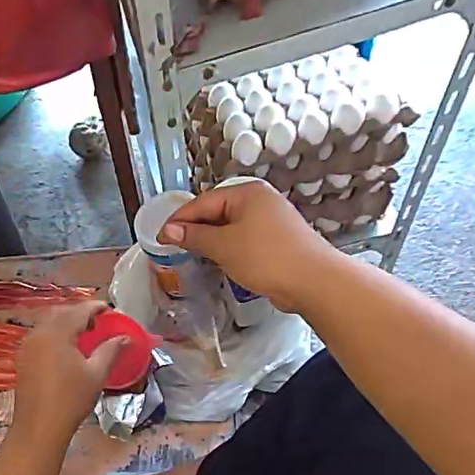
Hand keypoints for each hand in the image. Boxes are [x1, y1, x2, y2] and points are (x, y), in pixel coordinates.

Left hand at [10, 303, 126, 445]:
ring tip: (85, 334)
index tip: (110, 309)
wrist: (39, 427)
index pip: (79, 310)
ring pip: (49, 323)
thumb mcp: (96, 373)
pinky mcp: (23, 358)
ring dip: (67, 323)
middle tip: (99, 322)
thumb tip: (125, 337)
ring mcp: (27, 346)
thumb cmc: (71, 399)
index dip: (96, 307)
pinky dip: (56, 334)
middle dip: (80, 312)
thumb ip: (110, 350)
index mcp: (57, 333)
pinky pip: (41, 336)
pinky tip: (67, 348)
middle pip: (61, 313)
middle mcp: (39, 334)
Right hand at [157, 179, 341, 311]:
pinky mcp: (279, 241)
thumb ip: (195, 236)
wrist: (313, 281)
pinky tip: (223, 264)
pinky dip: (231, 249)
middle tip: (176, 249)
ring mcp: (272, 220)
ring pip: (232, 228)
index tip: (161, 237)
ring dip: (214, 242)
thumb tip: (169, 230)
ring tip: (195, 257)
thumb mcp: (224, 246)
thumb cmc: (267, 258)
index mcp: (246, 193)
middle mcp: (260, 201)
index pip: (203, 202)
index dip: (179, 220)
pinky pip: (246, 240)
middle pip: (218, 212)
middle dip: (197, 230)